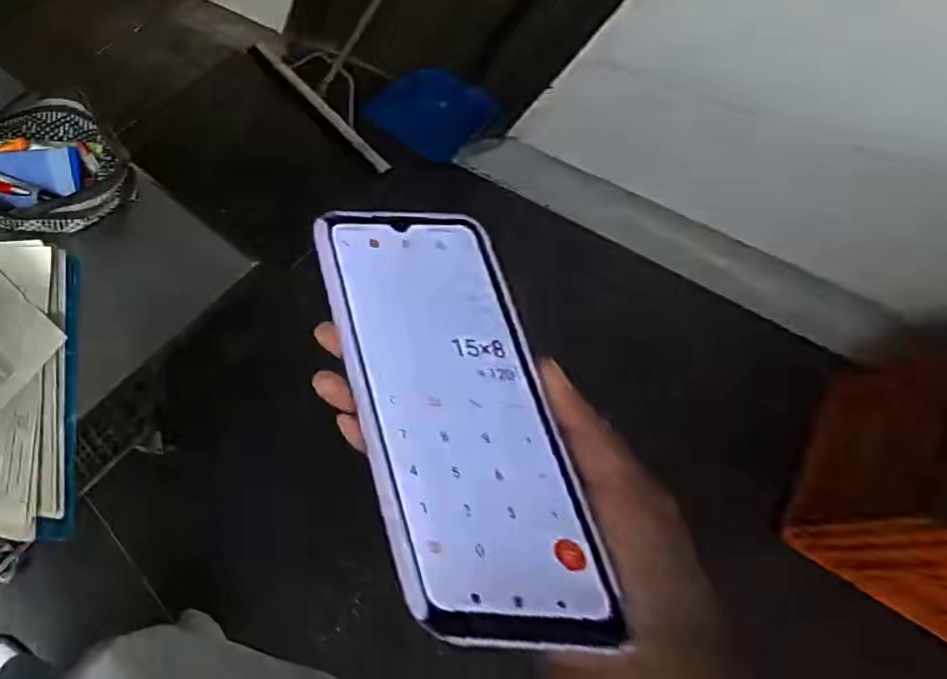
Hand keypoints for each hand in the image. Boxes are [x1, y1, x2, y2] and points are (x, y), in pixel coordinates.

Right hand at [311, 323, 725, 677]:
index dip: (429, 353)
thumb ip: (590, 436)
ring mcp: (466, 491)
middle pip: (426, 404)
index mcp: (530, 442)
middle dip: (379, 370)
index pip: (470, 387)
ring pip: (406, 435)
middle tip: (335, 340)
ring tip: (329, 382)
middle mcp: (490, 458)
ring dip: (365, 404)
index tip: (392, 326)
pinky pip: (403, 479)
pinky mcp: (446, 526)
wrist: (631, 660)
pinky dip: (374, 449)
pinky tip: (352, 428)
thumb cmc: (642, 571)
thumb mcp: (632, 497)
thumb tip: (542, 364)